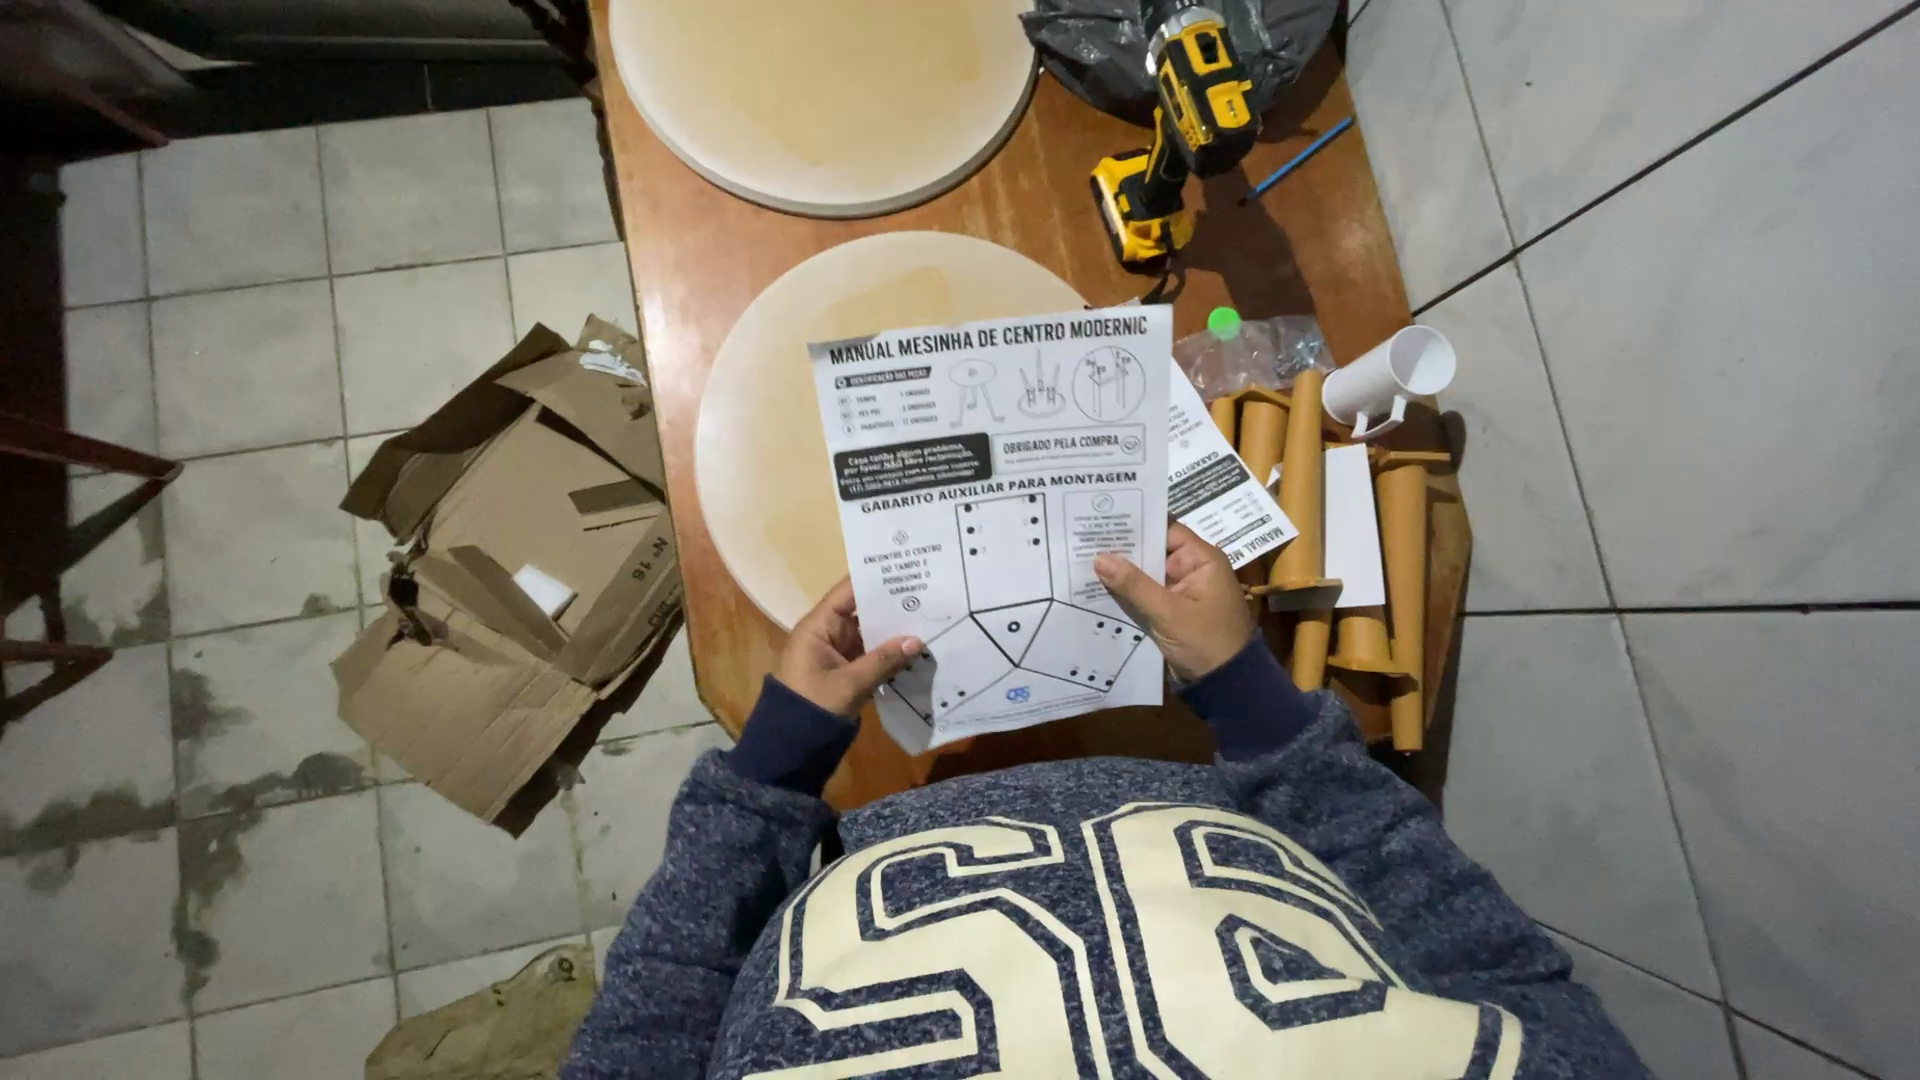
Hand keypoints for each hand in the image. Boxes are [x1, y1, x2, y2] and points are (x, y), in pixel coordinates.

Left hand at [776, 578, 922, 716]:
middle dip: (892, 604)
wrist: (791, 747)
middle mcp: (828, 633)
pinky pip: (872, 653)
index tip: (906, 568)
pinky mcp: (847, 670)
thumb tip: (917, 640)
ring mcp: (838, 652)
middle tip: (929, 593)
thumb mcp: (849, 684)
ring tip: (931, 617)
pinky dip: (890, 651)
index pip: (848, 591)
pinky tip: (917, 648)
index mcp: (818, 626)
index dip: (874, 579)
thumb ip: (884, 661)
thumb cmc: (812, 706)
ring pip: (870, 632)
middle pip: (863, 610)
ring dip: (894, 629)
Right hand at [1094, 523, 1254, 680]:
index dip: (1137, 522)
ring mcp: (1180, 591)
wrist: (1226, 685)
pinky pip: (1145, 593)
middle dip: (1123, 547)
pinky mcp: (1170, 610)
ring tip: (1082, 556)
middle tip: (1084, 536)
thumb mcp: (1168, 612)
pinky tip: (1097, 585)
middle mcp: (1191, 569)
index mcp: (1201, 560)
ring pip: (1146, 573)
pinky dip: (1126, 591)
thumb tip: (1099, 557)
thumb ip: (1133, 584)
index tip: (1105, 516)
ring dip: (1121, 570)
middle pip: (1153, 550)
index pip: (1166, 529)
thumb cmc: (1206, 642)